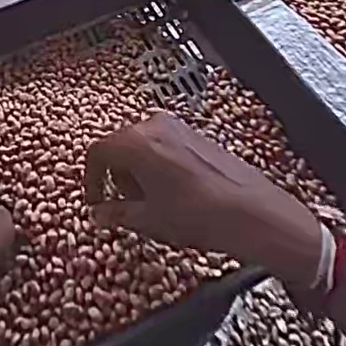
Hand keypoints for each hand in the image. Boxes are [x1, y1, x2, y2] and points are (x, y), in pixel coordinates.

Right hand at [84, 112, 322, 287]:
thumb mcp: (150, 219)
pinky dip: (157, 163)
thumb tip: (100, 213)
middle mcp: (154, 126)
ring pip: (142, 144)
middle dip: (117, 175)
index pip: (98, 152)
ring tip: (151, 202)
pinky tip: (172, 192)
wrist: (253, 213)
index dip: (92, 179)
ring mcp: (177, 127)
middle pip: (119, 145)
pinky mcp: (195, 134)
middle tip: (124, 204)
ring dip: (137, 170)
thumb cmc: (202, 214)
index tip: (96, 200)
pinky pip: (163, 143)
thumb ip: (117, 213)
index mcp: (136, 142)